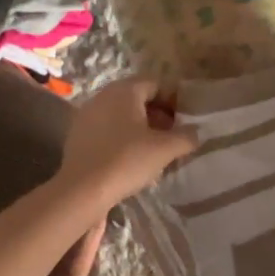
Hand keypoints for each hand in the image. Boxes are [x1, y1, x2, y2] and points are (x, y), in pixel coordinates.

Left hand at [58, 78, 199, 202]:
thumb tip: (196, 132)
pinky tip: (132, 159)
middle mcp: (103, 96)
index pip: (156, 84)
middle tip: (173, 135)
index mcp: (124, 91)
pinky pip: (107, 129)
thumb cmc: (126, 161)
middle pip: (138, 98)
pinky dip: (123, 137)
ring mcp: (87, 115)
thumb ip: (186, 137)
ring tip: (155, 149)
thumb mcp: (164, 149)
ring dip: (141, 127)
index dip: (174, 100)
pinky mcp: (78, 135)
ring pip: (122, 115)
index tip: (186, 120)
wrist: (82, 190)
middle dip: (158, 114)